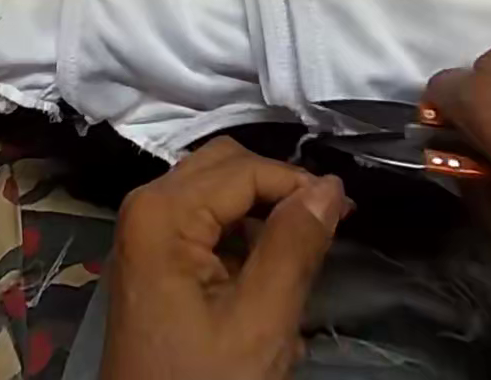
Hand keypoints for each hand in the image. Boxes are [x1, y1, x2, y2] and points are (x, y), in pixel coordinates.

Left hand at [102, 136, 350, 379]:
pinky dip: (240, 231)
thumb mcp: (259, 324)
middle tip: (323, 222)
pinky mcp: (152, 250)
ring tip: (301, 250)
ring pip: (217, 186)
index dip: (296, 182)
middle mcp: (147, 203)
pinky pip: (204, 215)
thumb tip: (329, 187)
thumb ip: (294, 246)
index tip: (344, 208)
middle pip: (226, 165)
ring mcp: (146, 226)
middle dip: (276, 188)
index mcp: (162, 211)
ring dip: (261, 209)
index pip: (243, 169)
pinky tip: (267, 270)